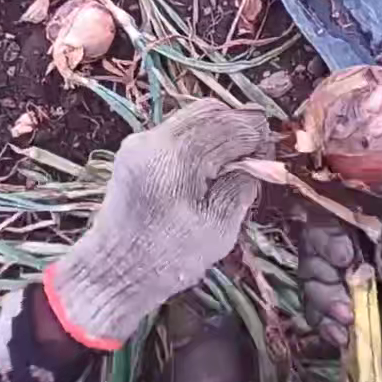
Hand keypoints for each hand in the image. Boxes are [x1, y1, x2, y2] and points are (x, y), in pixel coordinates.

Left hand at [45, 99, 272, 349]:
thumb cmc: (169, 258)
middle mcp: (155, 138)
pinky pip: (174, 132)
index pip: (231, 123)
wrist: (114, 272)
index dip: (257, 136)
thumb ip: (242, 185)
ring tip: (230, 165)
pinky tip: (205, 169)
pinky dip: (197, 140)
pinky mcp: (132, 151)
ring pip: (191, 117)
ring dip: (217, 132)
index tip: (268, 159)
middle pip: (210, 110)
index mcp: (178, 155)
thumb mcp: (220, 227)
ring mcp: (139, 141)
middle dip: (238, 127)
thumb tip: (258, 161)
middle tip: (254, 158)